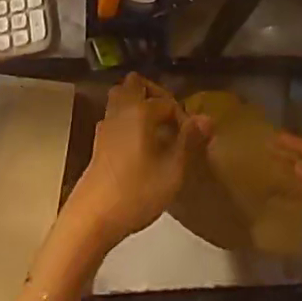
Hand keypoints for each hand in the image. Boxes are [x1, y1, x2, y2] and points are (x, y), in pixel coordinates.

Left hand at [64, 74, 208, 244]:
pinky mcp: (98, 139)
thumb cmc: (137, 192)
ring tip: (156, 129)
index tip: (191, 142)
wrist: (93, 216)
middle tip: (171, 120)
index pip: (168, 102)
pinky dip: (127, 118)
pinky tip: (138, 144)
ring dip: (139, 103)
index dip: (183, 119)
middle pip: (136, 84)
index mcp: (140, 111)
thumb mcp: (172, 171)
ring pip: (122, 96)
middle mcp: (121, 109)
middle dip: (156, 95)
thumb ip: (190, 142)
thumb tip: (208, 118)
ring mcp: (106, 123)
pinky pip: (115, 114)